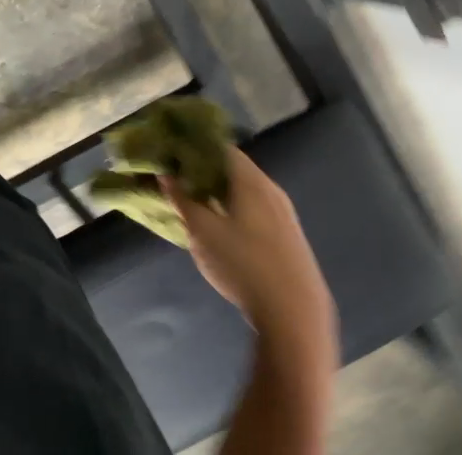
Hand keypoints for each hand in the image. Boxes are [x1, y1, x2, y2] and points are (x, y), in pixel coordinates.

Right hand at [168, 147, 332, 334]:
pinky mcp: (288, 237)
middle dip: (204, 171)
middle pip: (234, 169)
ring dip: (219, 192)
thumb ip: (182, 199)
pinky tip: (220, 226)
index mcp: (252, 181)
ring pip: (245, 191)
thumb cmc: (243, 263)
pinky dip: (234, 208)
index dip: (195, 147)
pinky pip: (256, 209)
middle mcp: (271, 190)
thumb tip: (165, 174)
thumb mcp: (202, 231)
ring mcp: (284, 215)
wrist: (295, 314)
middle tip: (176, 178)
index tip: (171, 153)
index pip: (221, 148)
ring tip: (193, 202)